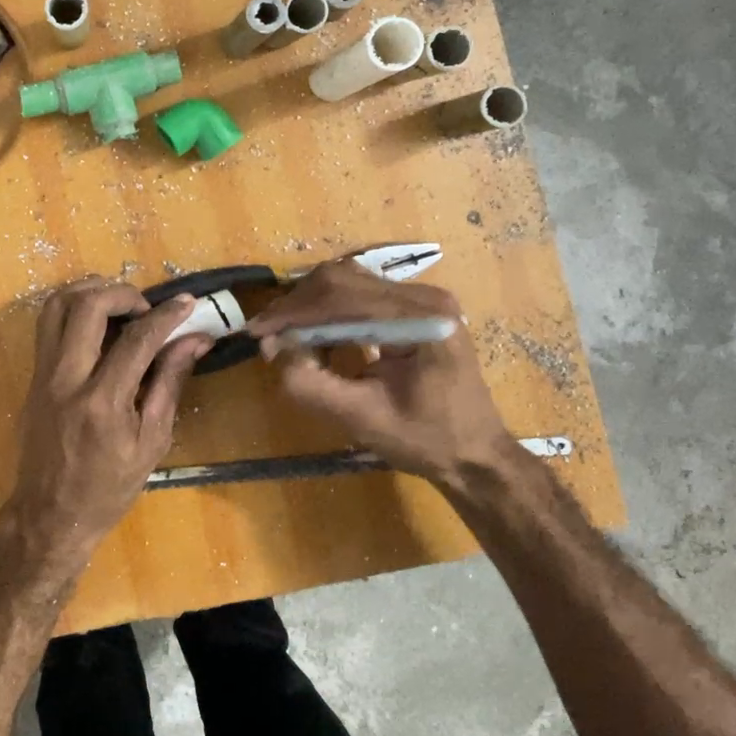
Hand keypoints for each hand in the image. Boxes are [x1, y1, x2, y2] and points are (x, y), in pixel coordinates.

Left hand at [7, 278, 211, 567]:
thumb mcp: (152, 442)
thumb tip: (195, 339)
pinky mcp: (31, 374)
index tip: (187, 303)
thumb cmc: (109, 487)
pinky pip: (47, 324)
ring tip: (119, 304)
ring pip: (56, 305)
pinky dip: (73, 309)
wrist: (50, 513)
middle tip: (146, 307)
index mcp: (103, 403)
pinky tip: (96, 321)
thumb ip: (169, 382)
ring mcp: (42, 374)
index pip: (136, 339)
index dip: (166, 315)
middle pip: (86, 306)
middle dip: (122, 293)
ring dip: (90, 291)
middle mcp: (66, 379)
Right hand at [245, 258, 514, 486]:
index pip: (342, 297)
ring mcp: (420, 299)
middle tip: (266, 336)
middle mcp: (423, 297)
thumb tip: (275, 350)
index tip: (257, 333)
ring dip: (308, 307)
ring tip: (285, 338)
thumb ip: (312, 385)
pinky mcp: (411, 308)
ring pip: (345, 282)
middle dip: (296, 306)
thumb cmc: (426, 441)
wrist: (477, 456)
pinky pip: (356, 295)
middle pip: (341, 280)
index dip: (294, 313)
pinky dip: (326, 312)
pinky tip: (313, 338)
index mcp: (421, 320)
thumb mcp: (362, 419)